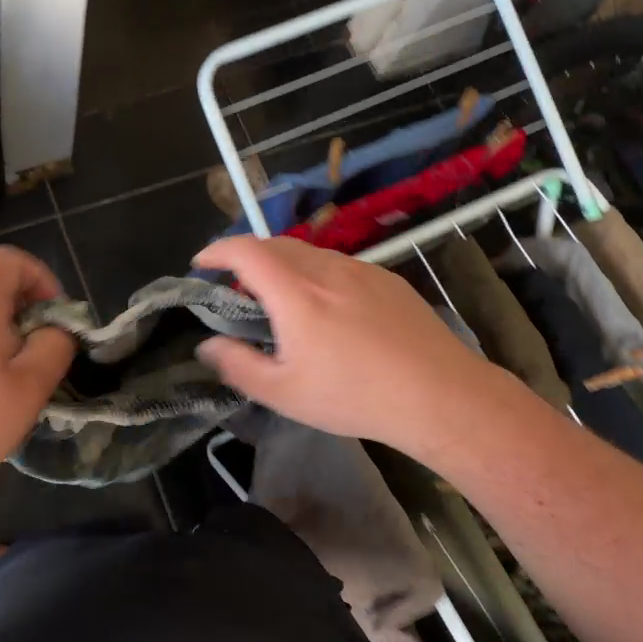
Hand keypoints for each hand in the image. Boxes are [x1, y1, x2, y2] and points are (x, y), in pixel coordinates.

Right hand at [193, 236, 514, 454]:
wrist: (441, 396)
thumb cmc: (355, 396)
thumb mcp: (284, 393)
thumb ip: (237, 366)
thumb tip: (207, 346)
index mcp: (296, 294)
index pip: (245, 251)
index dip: (217, 250)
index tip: (201, 264)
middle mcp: (327, 270)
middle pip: (276, 244)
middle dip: (246, 257)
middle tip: (236, 287)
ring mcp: (362, 271)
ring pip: (310, 253)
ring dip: (283, 265)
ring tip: (280, 300)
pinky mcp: (389, 281)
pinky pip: (340, 266)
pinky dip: (316, 275)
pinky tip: (328, 310)